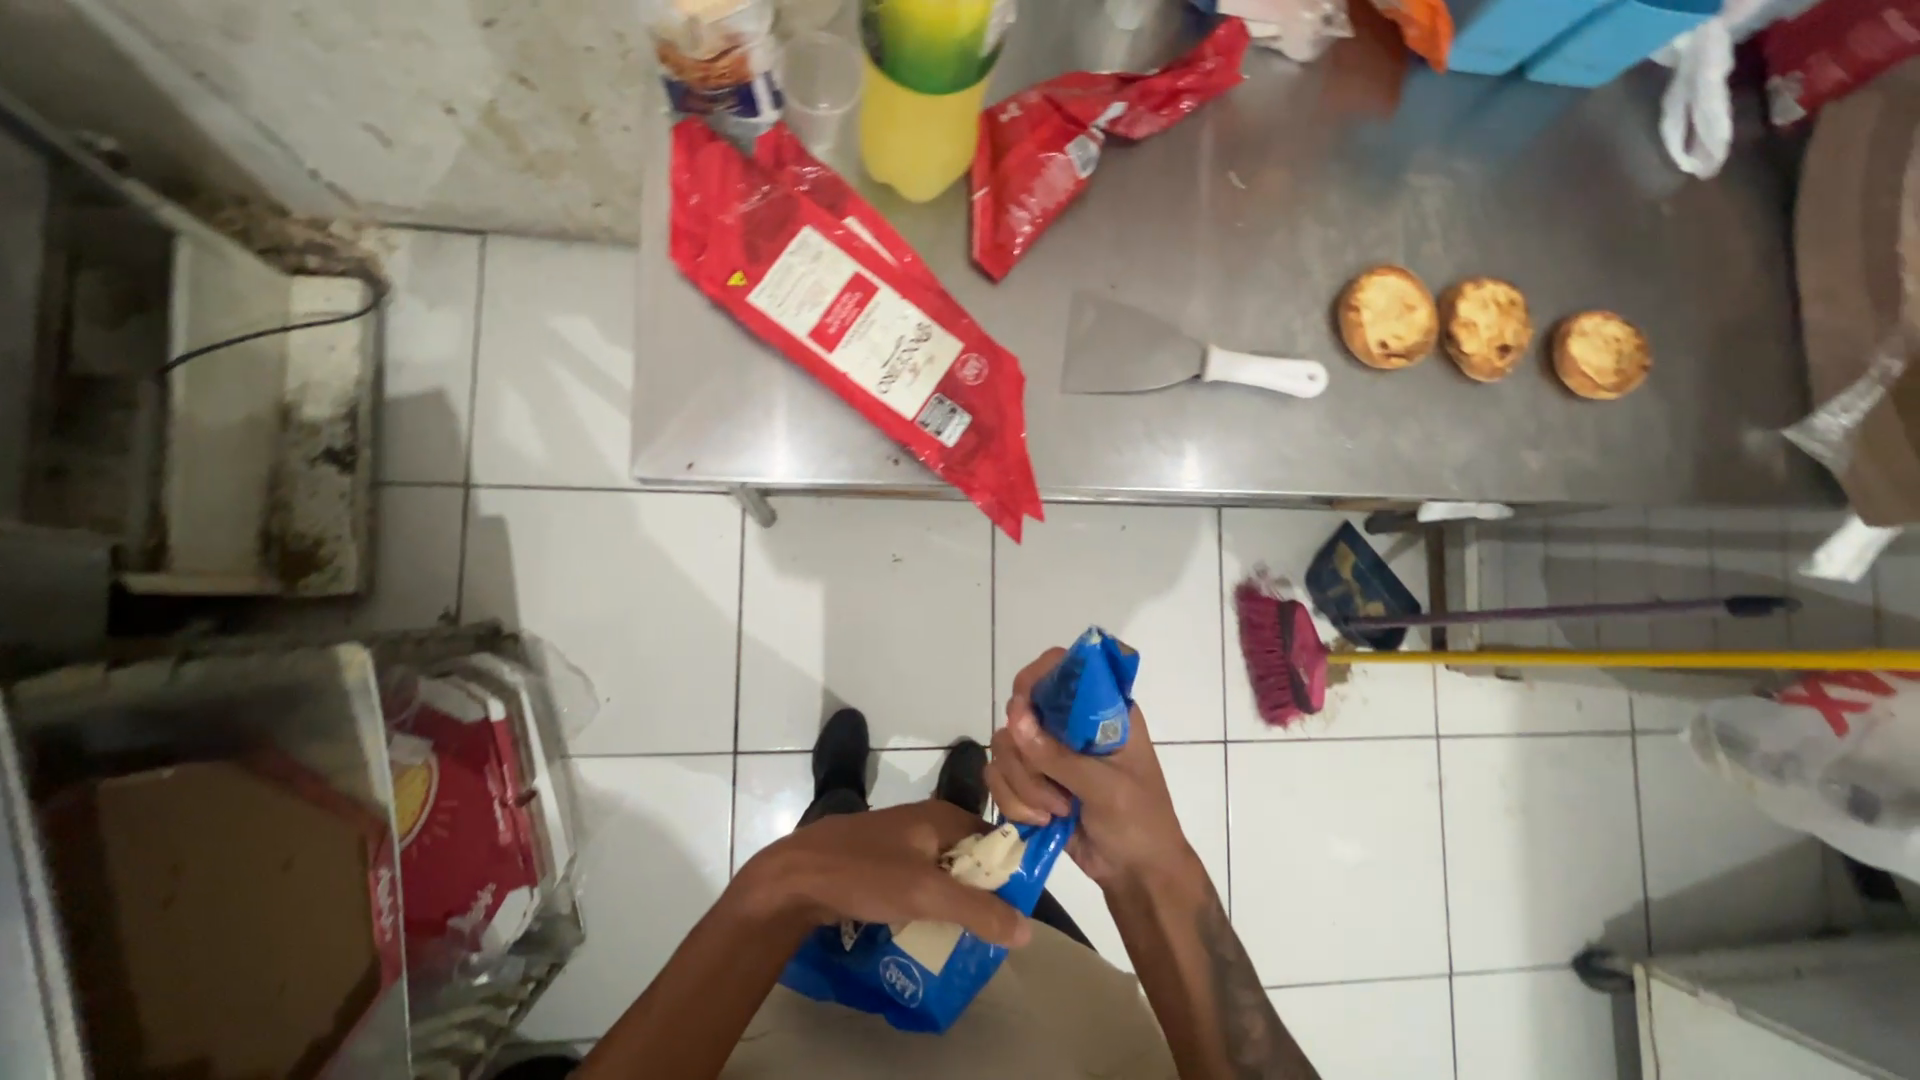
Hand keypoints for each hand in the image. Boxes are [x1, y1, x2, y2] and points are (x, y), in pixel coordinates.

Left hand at [738, 800, 1031, 947]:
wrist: (792, 878)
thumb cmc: (864, 874)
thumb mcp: (927, 894)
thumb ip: (978, 911)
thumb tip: (1026, 930)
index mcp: (941, 816)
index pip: (993, 838)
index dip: (1008, 871)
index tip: (1015, 910)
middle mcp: (923, 822)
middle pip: (967, 858)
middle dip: (979, 894)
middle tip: (989, 934)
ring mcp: (896, 842)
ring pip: (939, 873)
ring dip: (950, 903)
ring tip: (960, 940)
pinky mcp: (875, 863)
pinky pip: (913, 883)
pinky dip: (922, 904)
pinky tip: (922, 932)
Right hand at [987, 648, 1200, 891]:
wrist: (1137, 873)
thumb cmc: (1139, 821)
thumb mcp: (1106, 787)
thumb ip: (1058, 755)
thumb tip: (1014, 720)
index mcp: (1101, 710)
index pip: (1061, 669)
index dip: (1036, 680)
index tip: (1023, 710)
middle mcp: (1070, 724)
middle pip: (1019, 712)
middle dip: (1027, 756)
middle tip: (1048, 781)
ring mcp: (1048, 752)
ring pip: (1004, 748)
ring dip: (1023, 786)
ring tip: (1056, 811)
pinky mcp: (1031, 781)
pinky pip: (998, 777)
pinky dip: (1014, 802)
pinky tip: (1042, 821)